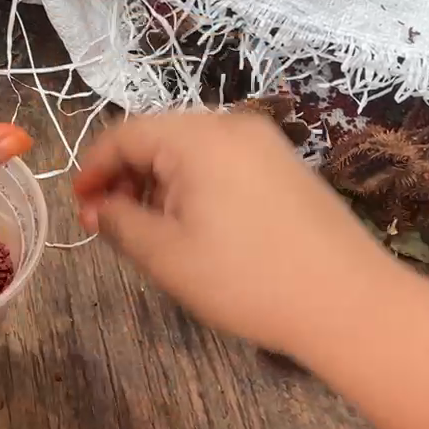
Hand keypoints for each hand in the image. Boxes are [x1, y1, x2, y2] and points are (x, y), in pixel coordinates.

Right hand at [73, 113, 391, 357]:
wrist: (350, 304)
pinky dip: (195, 186)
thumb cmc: (246, 279)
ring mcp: (265, 143)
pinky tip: (195, 226)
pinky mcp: (286, 166)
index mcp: (198, 136)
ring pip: (191, 151)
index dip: (93, 168)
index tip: (79, 206)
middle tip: (110, 225)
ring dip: (159, 184)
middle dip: (126, 178)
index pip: (125, 134)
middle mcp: (232, 125)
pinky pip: (223, 163)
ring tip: (150, 231)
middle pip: (158, 137)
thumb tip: (97, 208)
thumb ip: (120, 223)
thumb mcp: (166, 255)